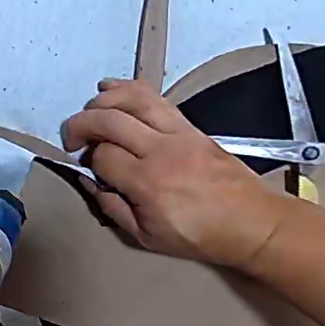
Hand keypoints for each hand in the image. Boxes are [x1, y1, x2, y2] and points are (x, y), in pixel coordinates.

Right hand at [60, 78, 306, 271]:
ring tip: (88, 110)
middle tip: (72, 138)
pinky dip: (128, 88)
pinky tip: (110, 89)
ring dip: (102, 99)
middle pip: (109, 119)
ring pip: (132, 98)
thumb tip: (89, 182)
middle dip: (80, 124)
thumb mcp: (147, 237)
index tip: (88, 169)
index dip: (87, 160)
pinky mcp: (190, 126)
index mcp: (148, 183)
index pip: (102, 155)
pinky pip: (155, 97)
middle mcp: (161, 151)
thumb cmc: (200, 236)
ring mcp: (178, 133)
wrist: (252, 222)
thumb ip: (112, 207)